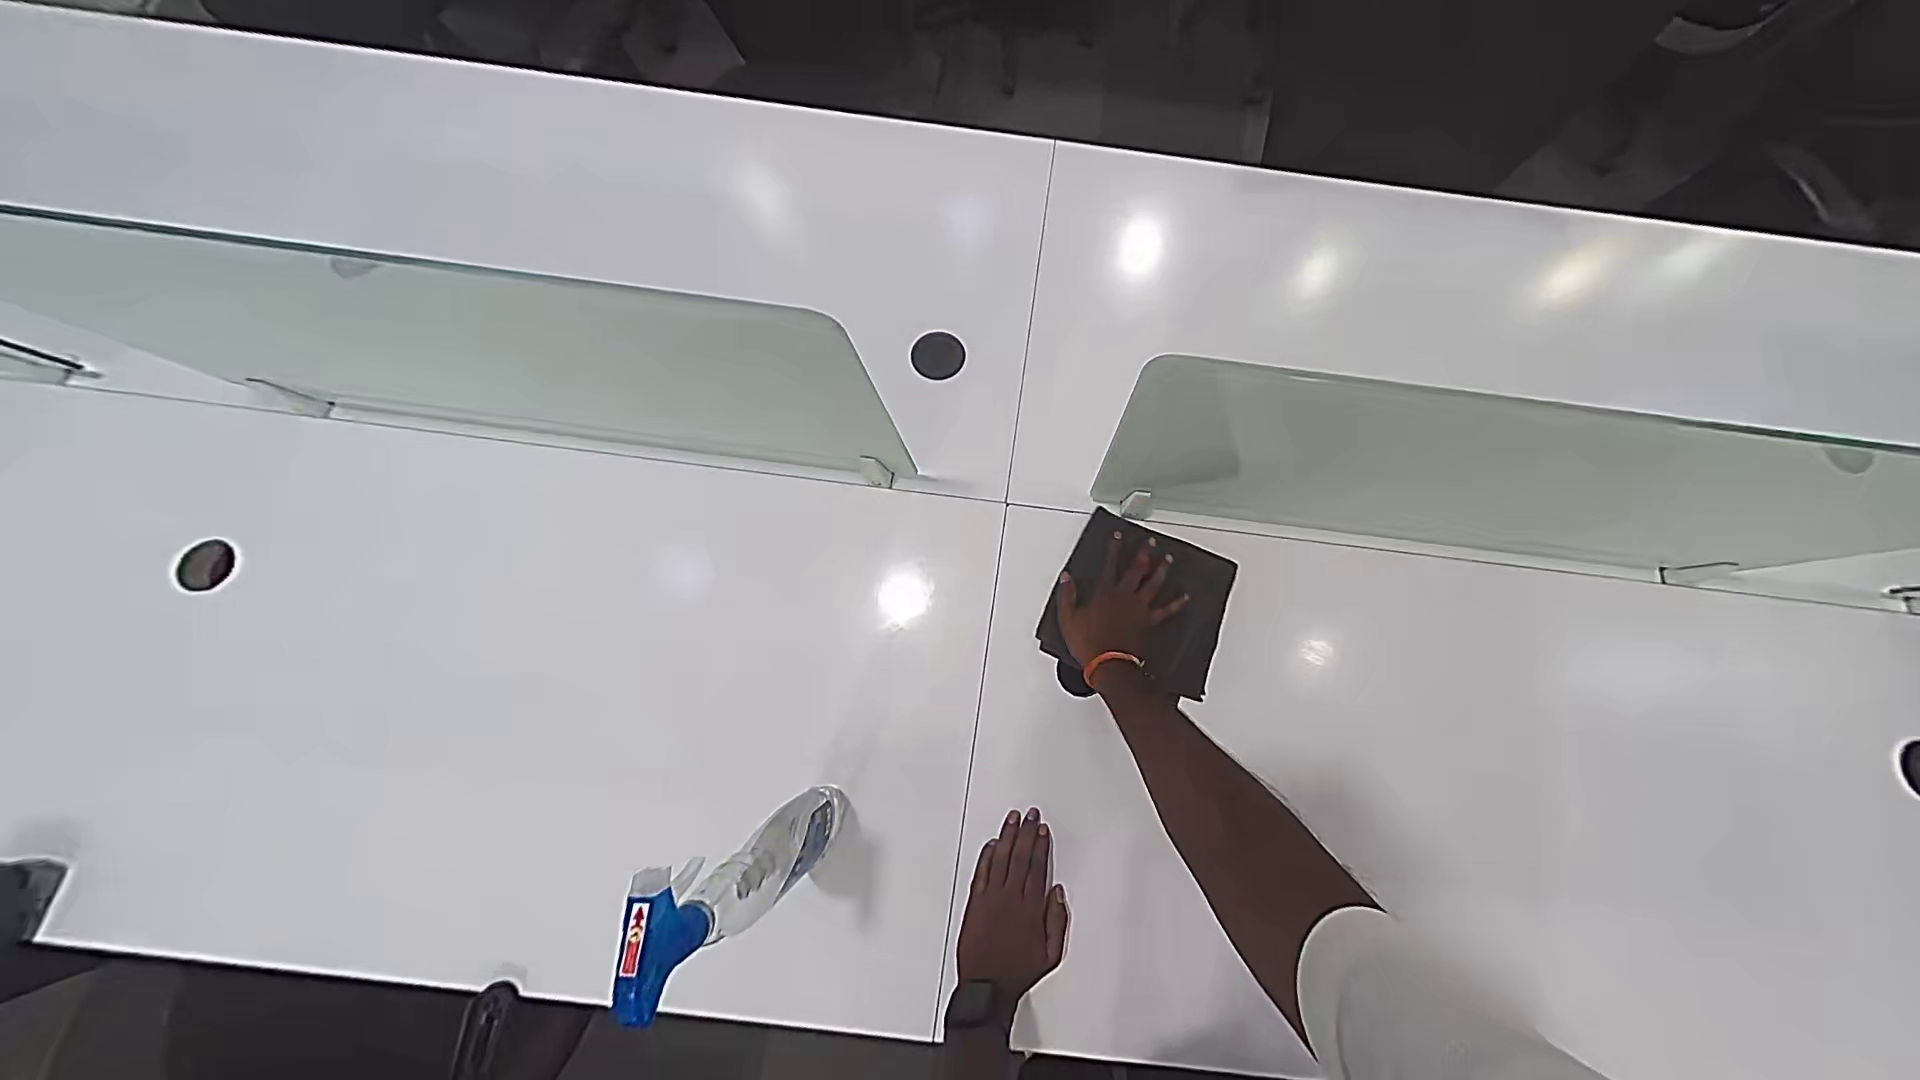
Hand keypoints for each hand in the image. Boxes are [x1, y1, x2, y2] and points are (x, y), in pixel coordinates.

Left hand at [955, 808, 1068, 1013]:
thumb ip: (1057, 921)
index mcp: (1030, 908)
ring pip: (1001, 857)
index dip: (1041, 845)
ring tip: (1013, 818)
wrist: (986, 986)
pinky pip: (982, 871)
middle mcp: (1011, 897)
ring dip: (1008, 835)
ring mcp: (991, 897)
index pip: (1038, 867)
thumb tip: (1057, 893)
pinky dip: (987, 855)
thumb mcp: (1050, 953)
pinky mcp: (975, 901)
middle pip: (1021, 856)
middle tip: (1030, 815)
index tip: (1042, 830)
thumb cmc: (1017, 971)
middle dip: (1027, 832)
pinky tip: (992, 843)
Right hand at [1055, 531, 1189, 667]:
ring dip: (1161, 569)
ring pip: (1153, 583)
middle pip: (1137, 568)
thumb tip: (1066, 578)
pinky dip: (1176, 603)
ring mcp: (1138, 608)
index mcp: (1105, 592)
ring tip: (1167, 559)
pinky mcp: (1147, 622)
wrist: (1108, 663)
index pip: (1110, 563)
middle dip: (1144, 552)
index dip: (1114, 547)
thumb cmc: (1088, 641)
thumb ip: (1068, 595)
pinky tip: (1184, 597)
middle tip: (1151, 542)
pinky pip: (1165, 610)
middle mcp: (1124, 596)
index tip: (1118, 535)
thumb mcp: (1068, 617)